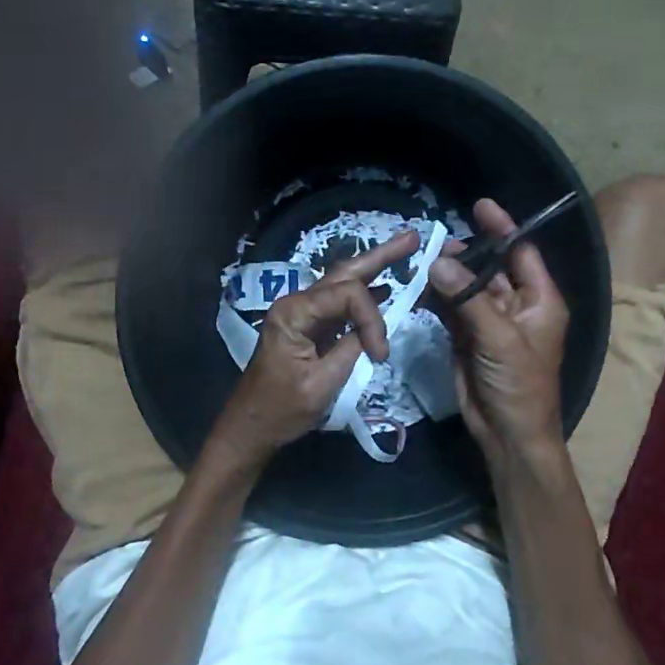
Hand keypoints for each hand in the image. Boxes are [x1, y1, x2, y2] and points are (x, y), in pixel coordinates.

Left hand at [207, 229, 422, 465]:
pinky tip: (386, 287)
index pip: (346, 294)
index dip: (372, 319)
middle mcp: (297, 303)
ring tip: (406, 251)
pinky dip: (365, 296)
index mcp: (294, 312)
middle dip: (380, 256)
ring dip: (375, 269)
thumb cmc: (281, 409)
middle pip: (344, 273)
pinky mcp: (310, 327)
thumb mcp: (322, 383)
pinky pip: (340, 304)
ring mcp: (302, 313)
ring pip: (343, 284)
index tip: (380, 355)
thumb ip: (351, 349)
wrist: (252, 426)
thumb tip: (375, 329)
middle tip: (413, 238)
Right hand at [427, 198, 569, 464]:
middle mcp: (514, 305)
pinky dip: (435, 298)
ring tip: (420, 261)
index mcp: (538, 300)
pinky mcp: (466, 337)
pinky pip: (449, 309)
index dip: (502, 229)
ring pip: (464, 288)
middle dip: (464, 254)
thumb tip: (438, 261)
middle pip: (488, 268)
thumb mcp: (499, 339)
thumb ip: (468, 299)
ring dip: (445, 275)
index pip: (521, 253)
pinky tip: (417, 288)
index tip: (479, 205)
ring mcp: (488, 322)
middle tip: (434, 240)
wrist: (507, 433)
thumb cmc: (520, 384)